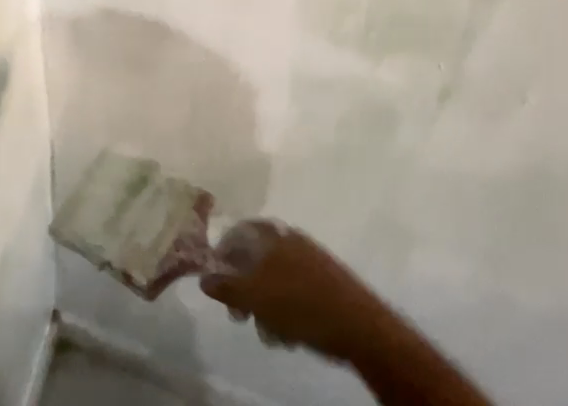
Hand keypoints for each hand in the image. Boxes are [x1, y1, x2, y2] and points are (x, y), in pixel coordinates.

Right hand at [198, 220, 386, 362]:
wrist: (364, 328)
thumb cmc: (299, 305)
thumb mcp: (253, 297)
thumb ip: (224, 286)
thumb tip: (204, 279)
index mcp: (271, 234)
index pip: (235, 233)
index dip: (220, 256)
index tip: (216, 282)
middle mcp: (290, 239)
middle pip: (254, 259)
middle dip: (243, 289)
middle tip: (239, 316)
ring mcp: (312, 259)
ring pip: (274, 280)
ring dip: (265, 306)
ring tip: (268, 333)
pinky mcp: (328, 282)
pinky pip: (295, 291)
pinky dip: (286, 310)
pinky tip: (289, 335)